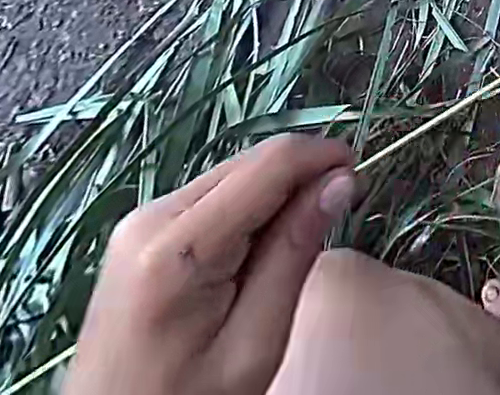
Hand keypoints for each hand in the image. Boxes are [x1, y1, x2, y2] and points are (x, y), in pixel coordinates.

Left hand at [64, 135, 359, 394]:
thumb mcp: (255, 342)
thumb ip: (295, 253)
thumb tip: (340, 180)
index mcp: (176, 247)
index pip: (270, 163)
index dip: (323, 157)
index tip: (356, 178)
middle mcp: (153, 215)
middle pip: (254, 162)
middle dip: (303, 176)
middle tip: (334, 214)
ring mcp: (143, 218)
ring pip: (240, 171)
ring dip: (279, 192)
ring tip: (293, 243)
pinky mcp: (144, 227)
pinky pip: (219, 192)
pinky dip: (253, 205)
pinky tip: (258, 248)